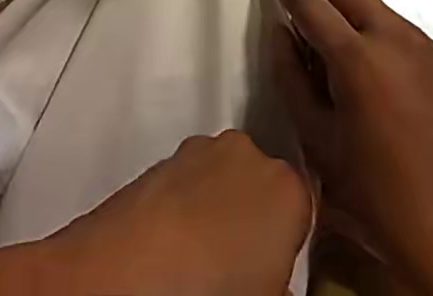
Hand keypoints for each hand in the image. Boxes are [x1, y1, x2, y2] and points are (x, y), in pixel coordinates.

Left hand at [41, 131, 310, 295]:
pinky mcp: (161, 157)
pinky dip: (189, 207)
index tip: (283, 267)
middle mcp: (246, 153)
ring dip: (221, 212)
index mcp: (288, 186)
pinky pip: (191, 183)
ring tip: (207, 262)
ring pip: (225, 181)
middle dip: (258, 221)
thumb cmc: (214, 287)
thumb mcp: (272, 294)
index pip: (309, 208)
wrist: (124, 271)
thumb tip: (279, 279)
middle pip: (264, 188)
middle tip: (246, 267)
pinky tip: (178, 248)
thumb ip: (288, 283)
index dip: (296, 242)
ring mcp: (199, 150)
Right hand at [267, 0, 432, 295]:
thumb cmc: (380, 195)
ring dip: (342, 12)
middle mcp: (395, 39)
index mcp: (360, 58)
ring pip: (368, 1)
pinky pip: (390, 24)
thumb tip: (280, 35)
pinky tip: (361, 76)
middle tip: (301, 31)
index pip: (311, 3)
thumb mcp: (317, 138)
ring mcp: (422, 47)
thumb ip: (290, 75)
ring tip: (330, 61)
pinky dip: (367, 30)